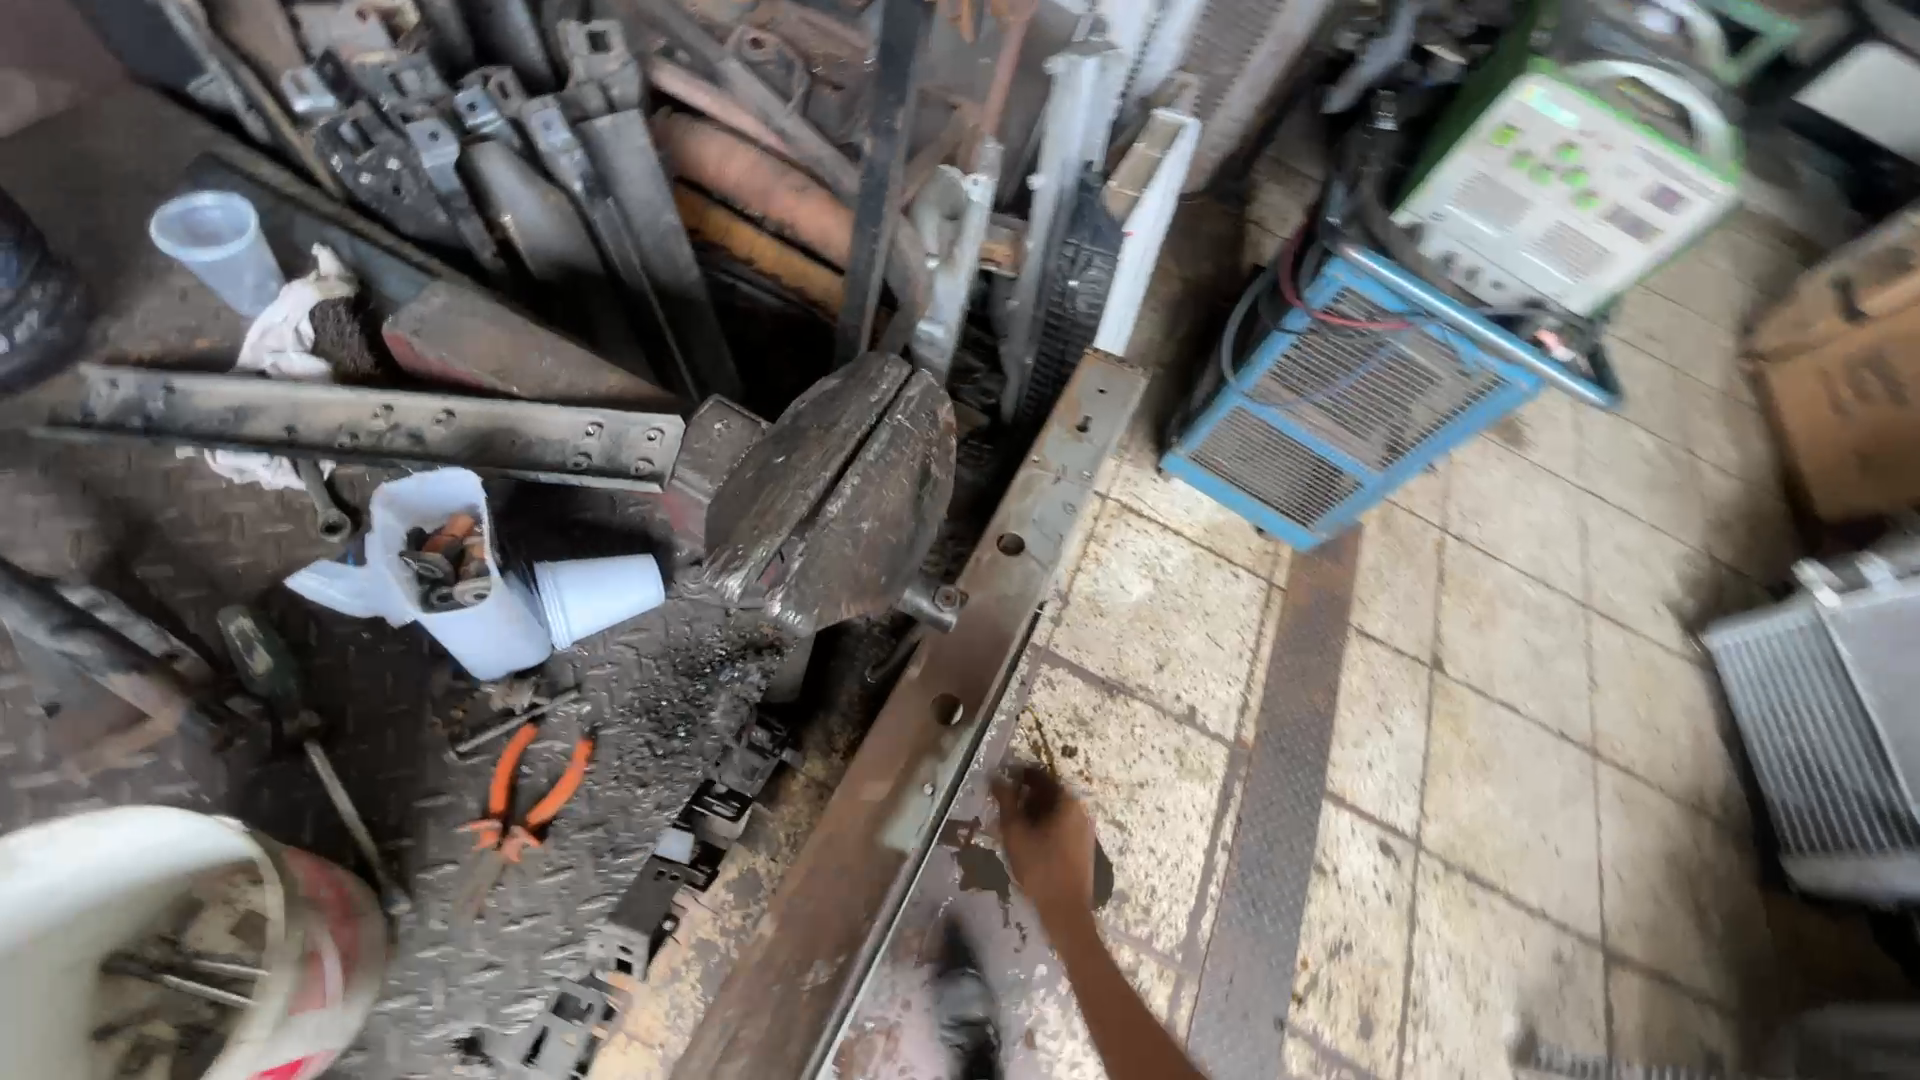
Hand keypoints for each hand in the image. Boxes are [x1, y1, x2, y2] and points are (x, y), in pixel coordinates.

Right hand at [992, 763, 1096, 921]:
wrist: (1066, 910)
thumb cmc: (1039, 868)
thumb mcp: (1016, 832)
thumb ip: (1006, 801)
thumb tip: (997, 777)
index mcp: (1067, 801)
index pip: (1040, 776)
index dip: (1018, 777)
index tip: (1001, 784)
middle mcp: (1080, 810)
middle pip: (1049, 793)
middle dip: (1025, 797)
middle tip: (1004, 809)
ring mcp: (1085, 829)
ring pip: (1054, 811)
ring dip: (1034, 813)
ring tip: (1013, 827)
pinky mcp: (1084, 846)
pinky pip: (1061, 826)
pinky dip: (1044, 826)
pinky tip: (1029, 841)